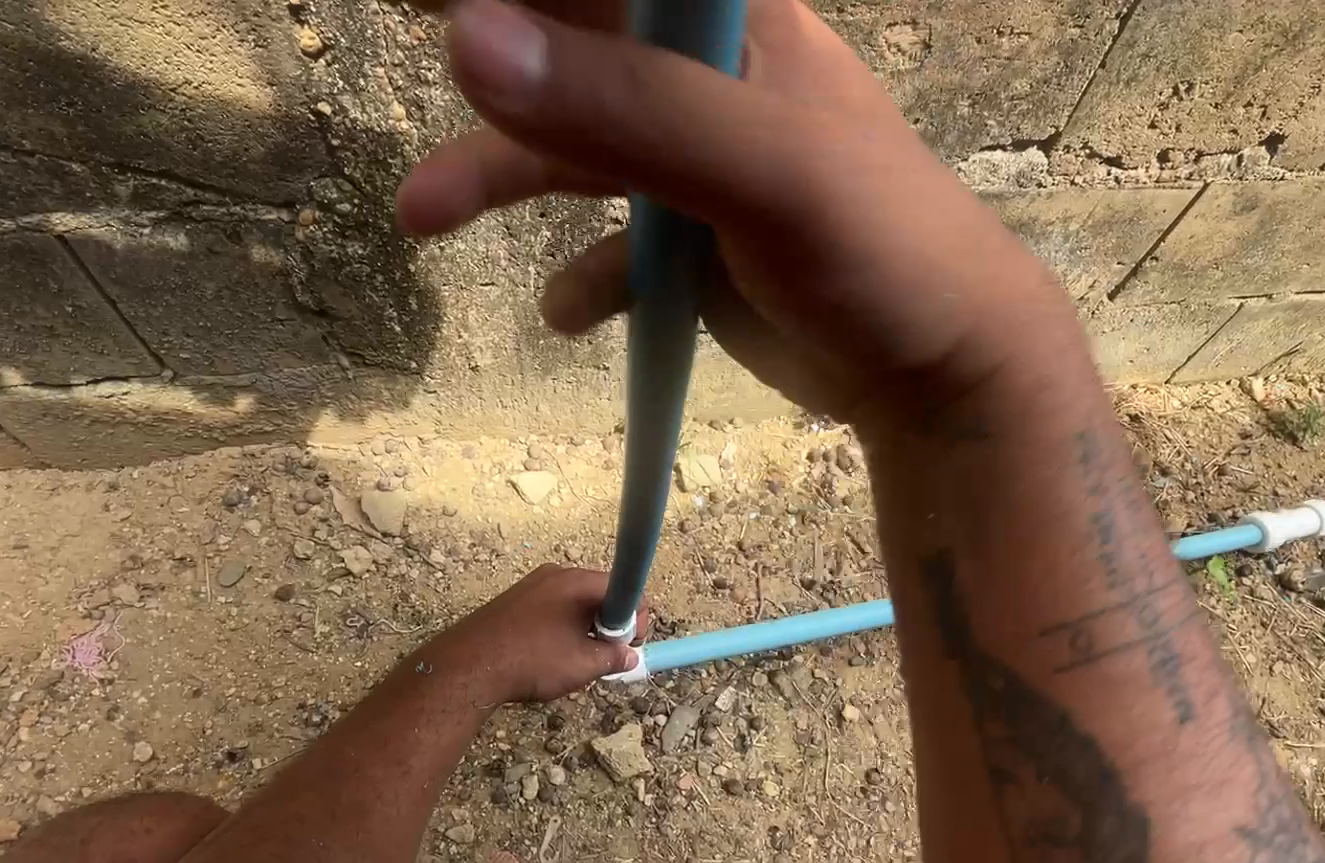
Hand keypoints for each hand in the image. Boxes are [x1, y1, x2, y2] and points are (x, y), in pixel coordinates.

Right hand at [395, 0, 1060, 428]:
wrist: (934, 367)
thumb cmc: (878, 250)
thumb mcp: (765, 173)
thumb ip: (631, 111)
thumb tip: (470, 40)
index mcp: (726, 26)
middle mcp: (703, 85)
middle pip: (569, 43)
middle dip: (488, 50)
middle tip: (391, 26)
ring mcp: (696, 170)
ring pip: (573, 154)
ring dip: (497, 179)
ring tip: (421, 221)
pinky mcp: (696, 249)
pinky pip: (614, 251)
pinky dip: (583, 279)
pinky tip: (569, 317)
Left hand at [416, 564, 644, 703]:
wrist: (468, 667)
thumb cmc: (532, 661)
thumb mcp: (583, 665)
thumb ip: (614, 658)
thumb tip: (630, 657)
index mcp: (578, 582)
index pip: (625, 590)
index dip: (635, 620)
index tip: (629, 646)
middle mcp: (557, 575)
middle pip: (601, 595)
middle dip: (610, 626)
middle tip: (604, 658)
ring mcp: (532, 586)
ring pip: (576, 604)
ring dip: (586, 630)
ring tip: (576, 662)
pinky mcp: (515, 601)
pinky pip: (553, 609)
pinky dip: (562, 629)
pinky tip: (550, 656)